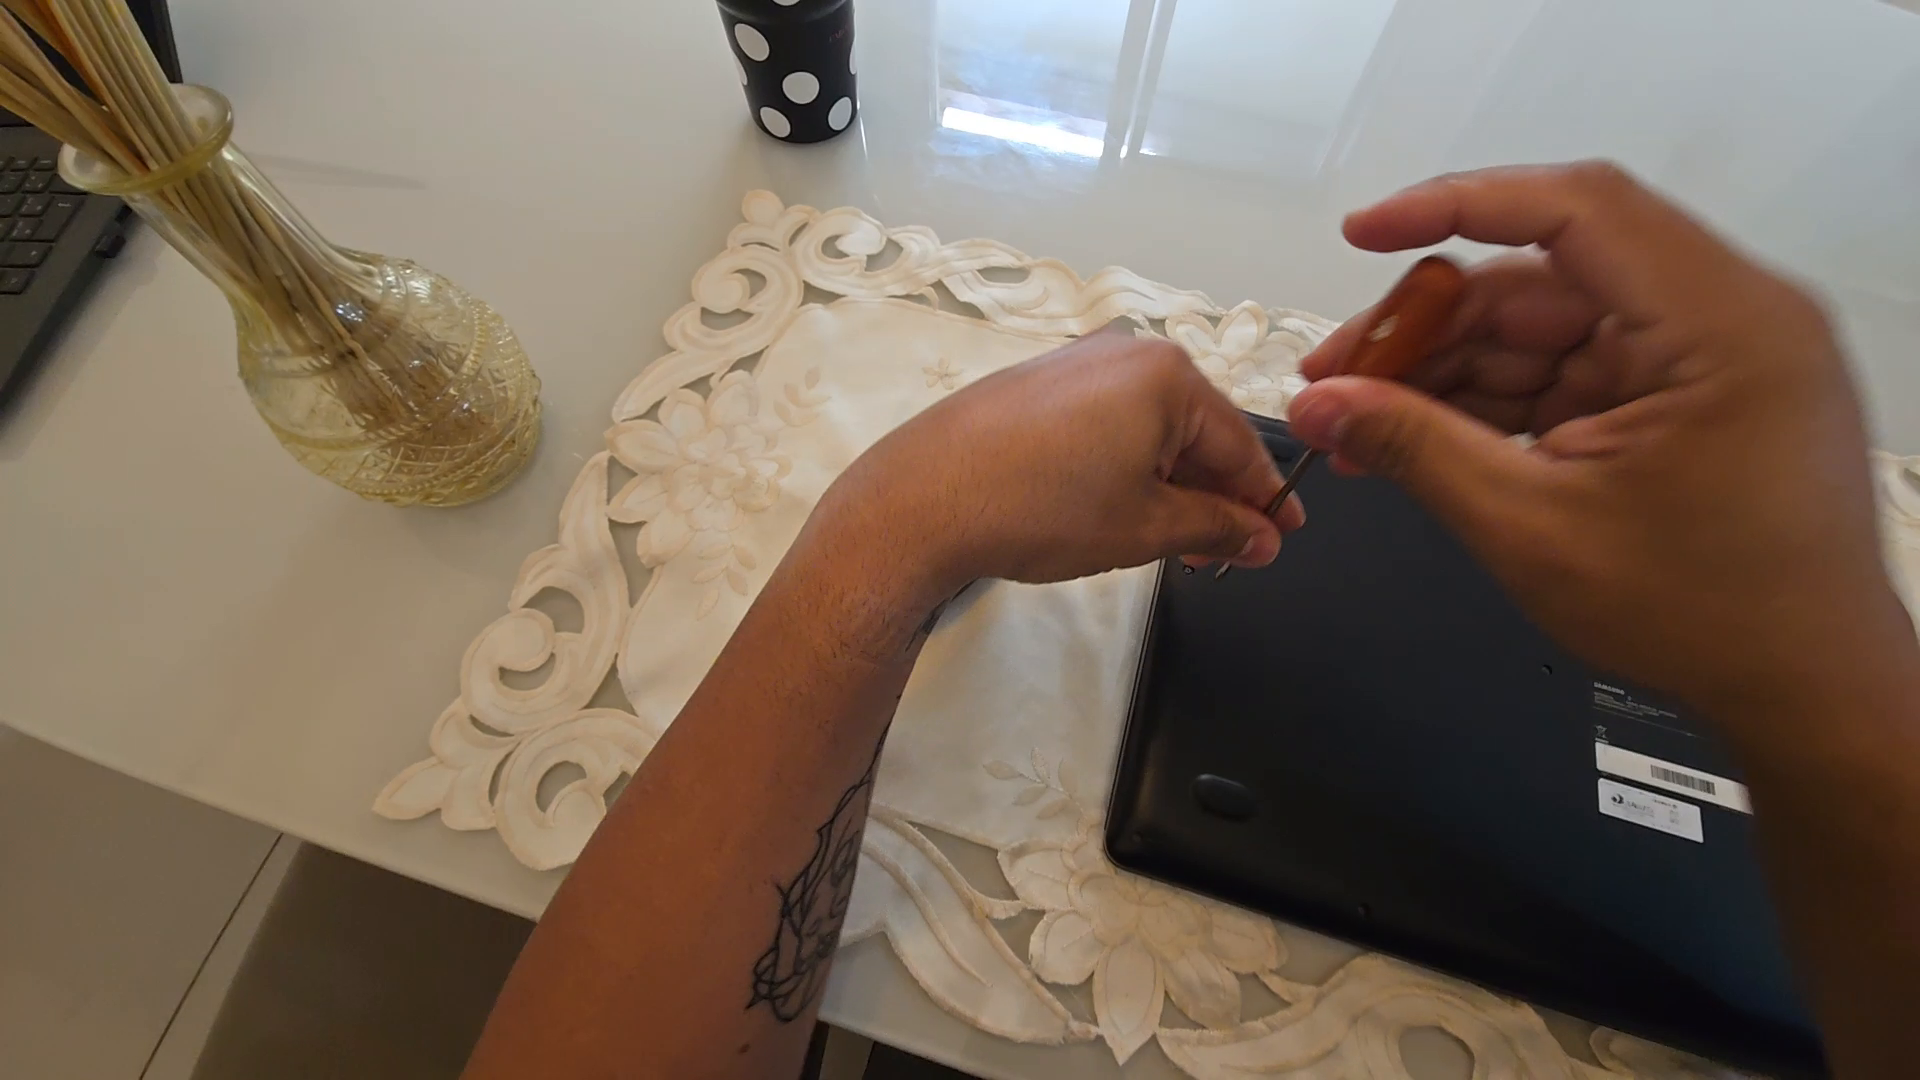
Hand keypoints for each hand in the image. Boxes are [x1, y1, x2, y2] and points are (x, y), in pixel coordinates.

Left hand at [808, 331, 1304, 605]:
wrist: (919, 501)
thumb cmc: (1045, 511)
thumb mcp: (1144, 527)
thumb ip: (1216, 527)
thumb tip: (1265, 537)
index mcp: (1165, 375)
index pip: (1238, 444)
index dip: (1264, 498)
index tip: (1282, 536)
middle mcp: (1121, 353)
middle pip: (1190, 431)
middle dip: (1209, 494)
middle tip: (1218, 552)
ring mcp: (1069, 364)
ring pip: (1142, 430)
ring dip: (1162, 484)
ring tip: (1161, 537)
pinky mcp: (1029, 385)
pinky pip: (1097, 424)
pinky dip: (1117, 465)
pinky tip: (1104, 504)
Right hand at [1287, 162, 1912, 722]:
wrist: (1792, 684)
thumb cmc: (1690, 610)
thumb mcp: (1525, 525)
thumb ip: (1413, 450)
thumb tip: (1314, 404)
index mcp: (1713, 325)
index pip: (1575, 211)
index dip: (1455, 206)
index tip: (1359, 233)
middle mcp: (1702, 320)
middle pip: (1526, 282)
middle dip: (1414, 332)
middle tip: (1325, 384)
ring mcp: (1672, 362)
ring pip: (1517, 335)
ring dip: (1425, 377)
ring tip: (1346, 426)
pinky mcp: (1645, 400)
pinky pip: (1532, 380)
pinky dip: (1460, 408)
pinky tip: (1395, 443)